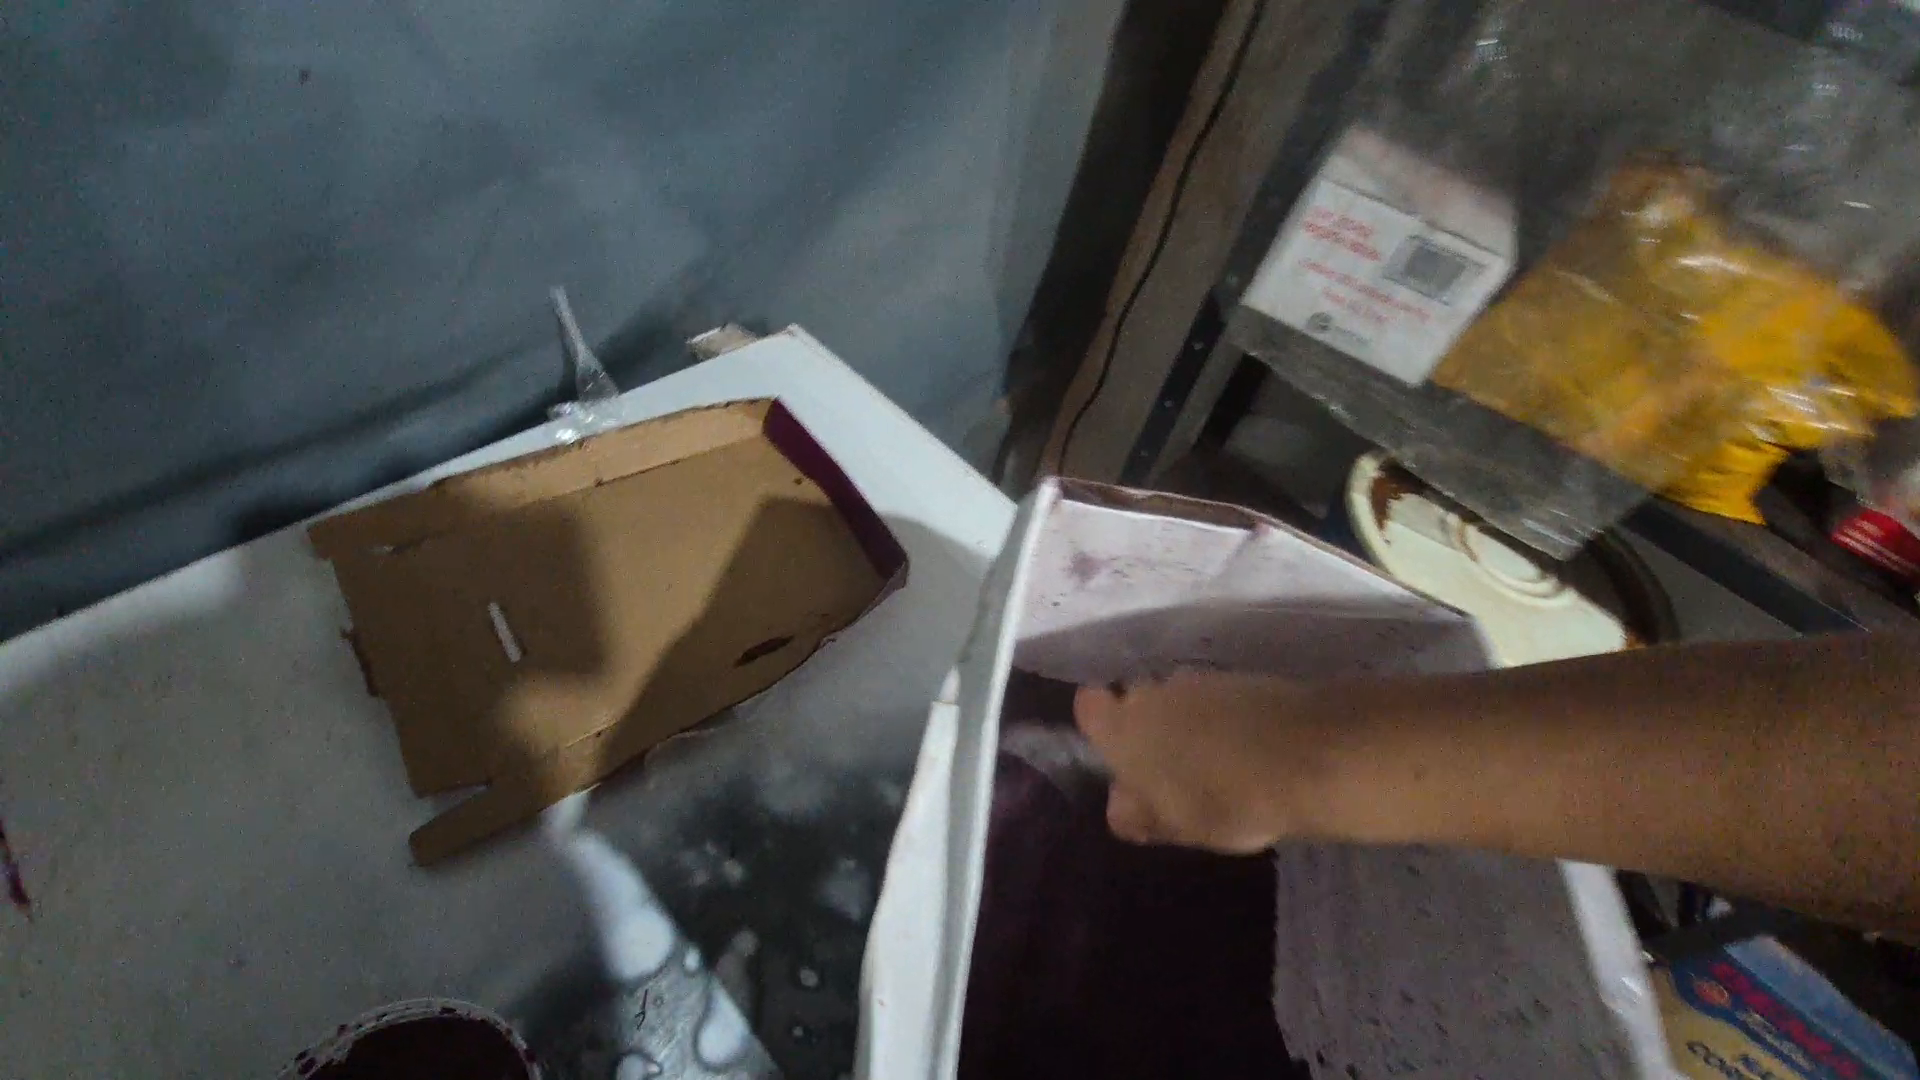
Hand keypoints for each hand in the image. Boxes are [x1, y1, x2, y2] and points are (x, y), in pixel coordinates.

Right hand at [1073, 671, 1324, 852]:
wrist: (1308, 755)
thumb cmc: (1225, 798)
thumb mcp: (1176, 826)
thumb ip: (1139, 814)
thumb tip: (1120, 804)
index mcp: (1123, 729)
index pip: (1088, 706)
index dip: (1098, 723)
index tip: (1118, 752)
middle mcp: (1152, 693)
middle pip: (1135, 701)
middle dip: (1147, 726)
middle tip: (1172, 769)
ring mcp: (1198, 681)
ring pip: (1178, 699)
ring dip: (1188, 721)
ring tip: (1215, 763)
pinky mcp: (1240, 678)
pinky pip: (1217, 699)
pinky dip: (1224, 719)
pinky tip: (1248, 751)